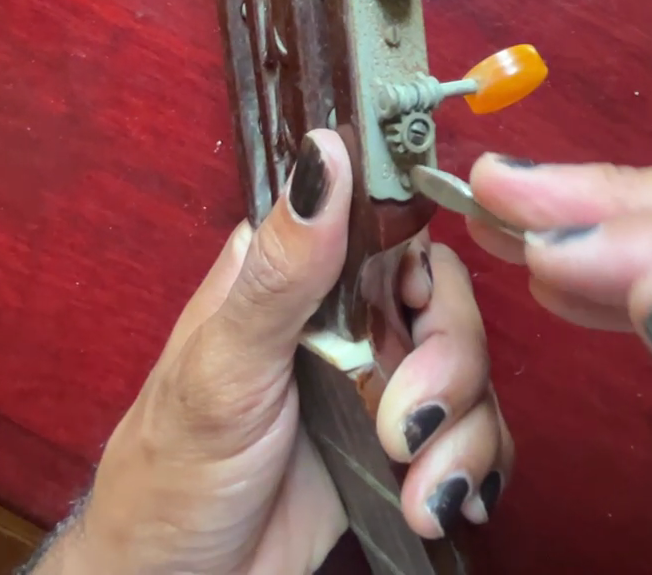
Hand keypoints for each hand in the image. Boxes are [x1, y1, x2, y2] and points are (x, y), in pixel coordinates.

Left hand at [35, 130, 511, 574]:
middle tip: (405, 425)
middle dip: (450, 363)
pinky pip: (474, 430)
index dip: (421, 254)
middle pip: (445, 296)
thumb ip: (283, 267)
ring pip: (470, 366)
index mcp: (297, 271)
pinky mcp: (403, 440)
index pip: (387, 223)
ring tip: (418, 490)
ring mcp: (380, 376)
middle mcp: (347, 313)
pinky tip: (439, 503)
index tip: (418, 302)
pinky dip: (472, 467)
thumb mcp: (225, 363)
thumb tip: (325, 149)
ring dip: (462, 432)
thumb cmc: (177, 467)